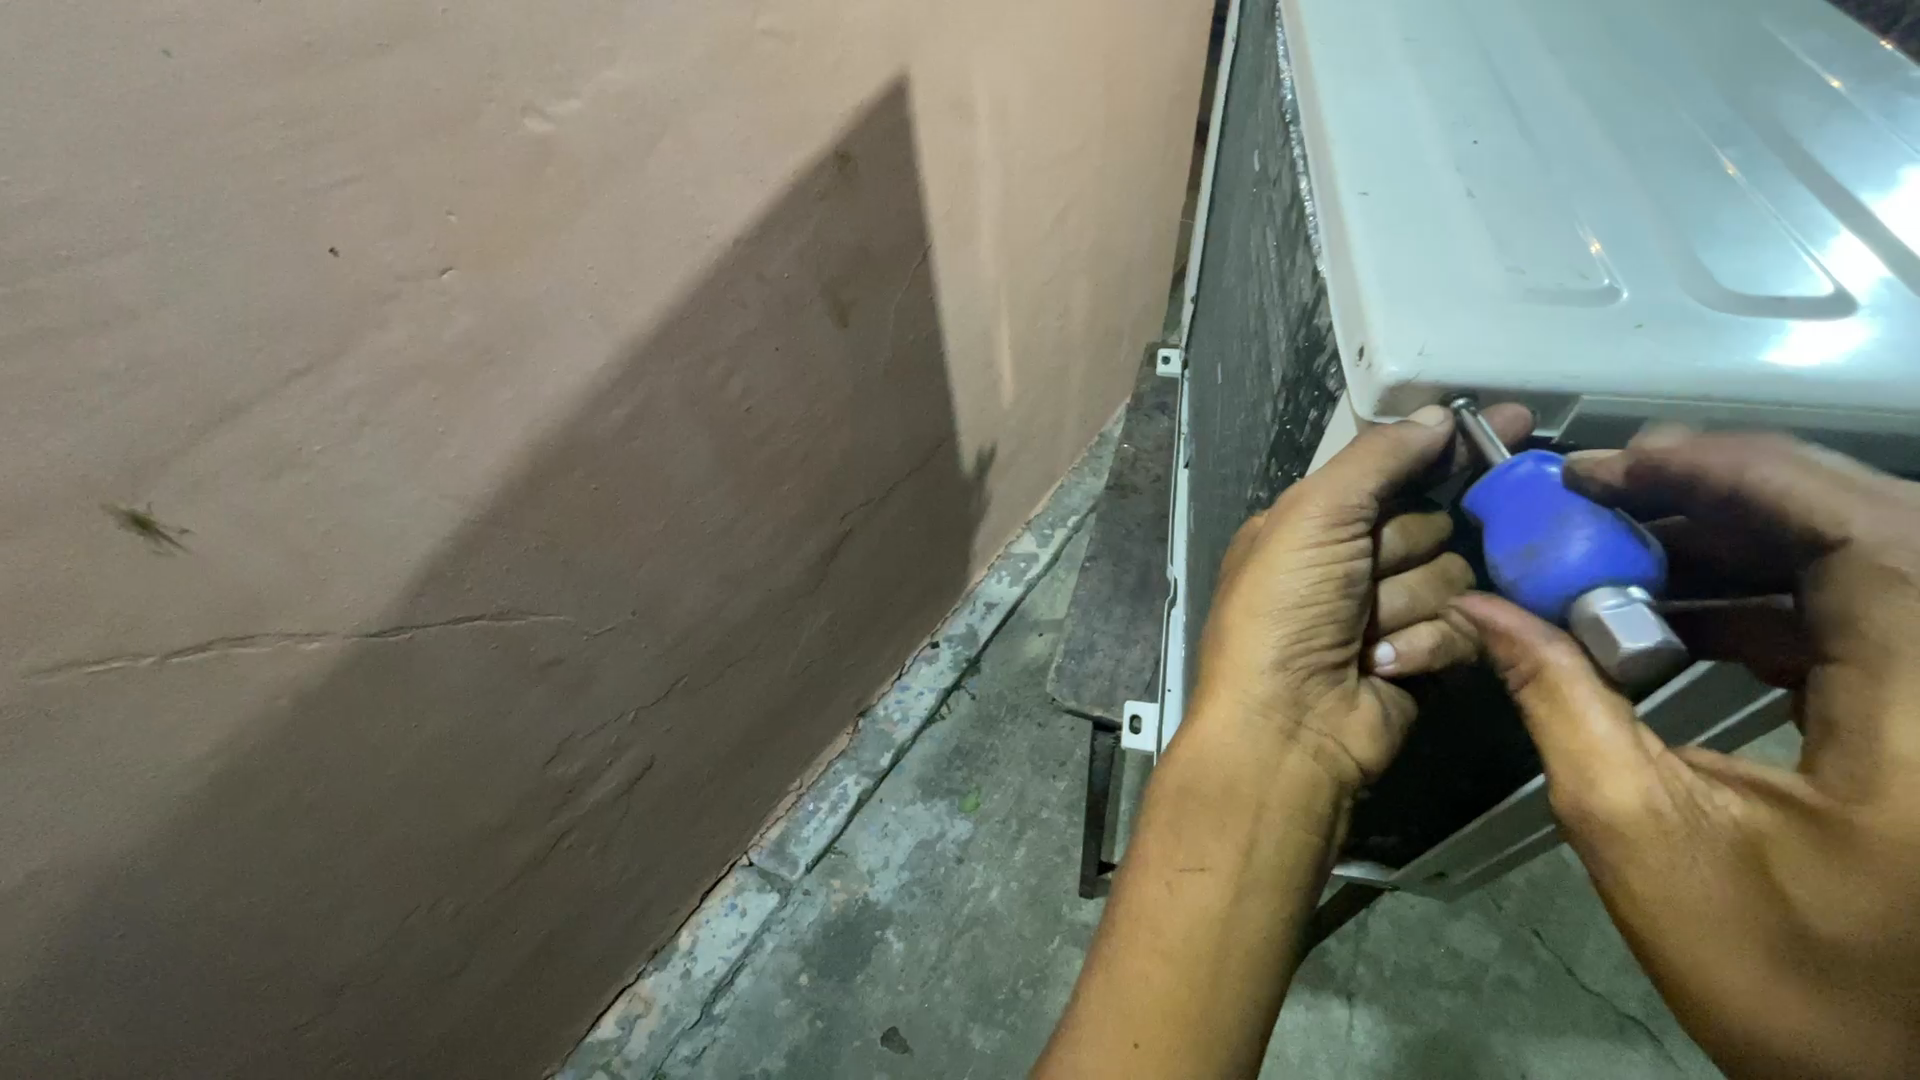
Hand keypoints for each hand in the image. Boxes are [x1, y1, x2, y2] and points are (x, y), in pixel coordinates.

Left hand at [1186, 401, 1532, 789]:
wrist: (1285, 722)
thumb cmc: (1282, 609)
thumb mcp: (1311, 516)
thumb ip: (1375, 459)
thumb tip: (1437, 415)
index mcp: (1310, 521)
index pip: (1393, 469)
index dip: (1446, 449)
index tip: (1510, 423)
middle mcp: (1348, 559)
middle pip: (1431, 523)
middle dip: (1401, 550)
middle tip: (1361, 577)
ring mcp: (1387, 609)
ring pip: (1453, 574)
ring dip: (1408, 603)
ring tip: (1360, 633)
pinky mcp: (1423, 654)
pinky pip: (1462, 626)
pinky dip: (1424, 644)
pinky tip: (1383, 664)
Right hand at [1454, 429, 1919, 1078]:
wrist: (1896, 1078)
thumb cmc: (1778, 972)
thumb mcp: (1637, 827)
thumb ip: (1557, 698)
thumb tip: (1480, 611)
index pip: (1864, 534)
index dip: (1741, 474)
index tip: (1622, 462)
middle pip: (1870, 529)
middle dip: (1725, 493)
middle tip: (1602, 489)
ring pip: (1868, 567)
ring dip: (1738, 542)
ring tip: (1619, 541)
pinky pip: (1863, 620)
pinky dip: (1765, 598)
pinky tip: (1673, 611)